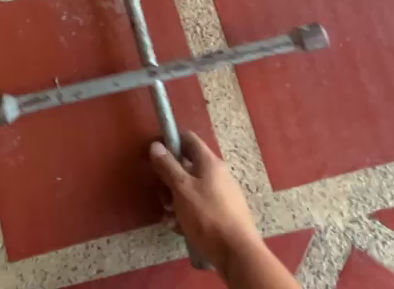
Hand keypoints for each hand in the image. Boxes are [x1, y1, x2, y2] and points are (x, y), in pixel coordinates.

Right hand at [149, 132, 271, 276]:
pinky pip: (200, 206)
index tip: (155, 153)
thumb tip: (156, 145)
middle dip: (170, 179)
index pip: (188, 139)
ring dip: (175, 199)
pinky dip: (187, 212)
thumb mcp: (182, 189)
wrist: (238, 255)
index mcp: (209, 162)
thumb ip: (167, 166)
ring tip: (168, 217)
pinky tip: (178, 227)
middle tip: (161, 195)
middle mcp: (218, 174)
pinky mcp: (224, 214)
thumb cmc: (207, 216)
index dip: (170, 141)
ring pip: (192, 189)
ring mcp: (223, 195)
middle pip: (187, 166)